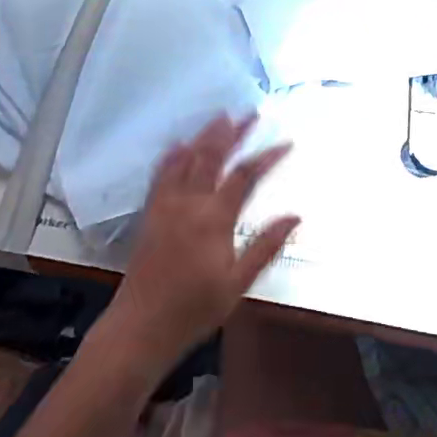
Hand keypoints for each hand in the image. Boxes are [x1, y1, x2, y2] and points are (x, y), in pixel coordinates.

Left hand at [93, 113, 298, 377]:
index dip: (266, 156)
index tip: (286, 142)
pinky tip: (178, 144)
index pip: (245, 176)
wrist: (142, 323)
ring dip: (204, 135)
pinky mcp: (150, 212)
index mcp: (214, 219)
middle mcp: (188, 203)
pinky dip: (173, 154)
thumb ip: (265, 246)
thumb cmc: (195, 309)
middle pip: (212, 156)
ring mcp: (165, 204)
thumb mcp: (238, 284)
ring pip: (186, 159)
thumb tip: (294, 216)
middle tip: (250, 112)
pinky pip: (161, 173)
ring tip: (220, 117)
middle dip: (233, 132)